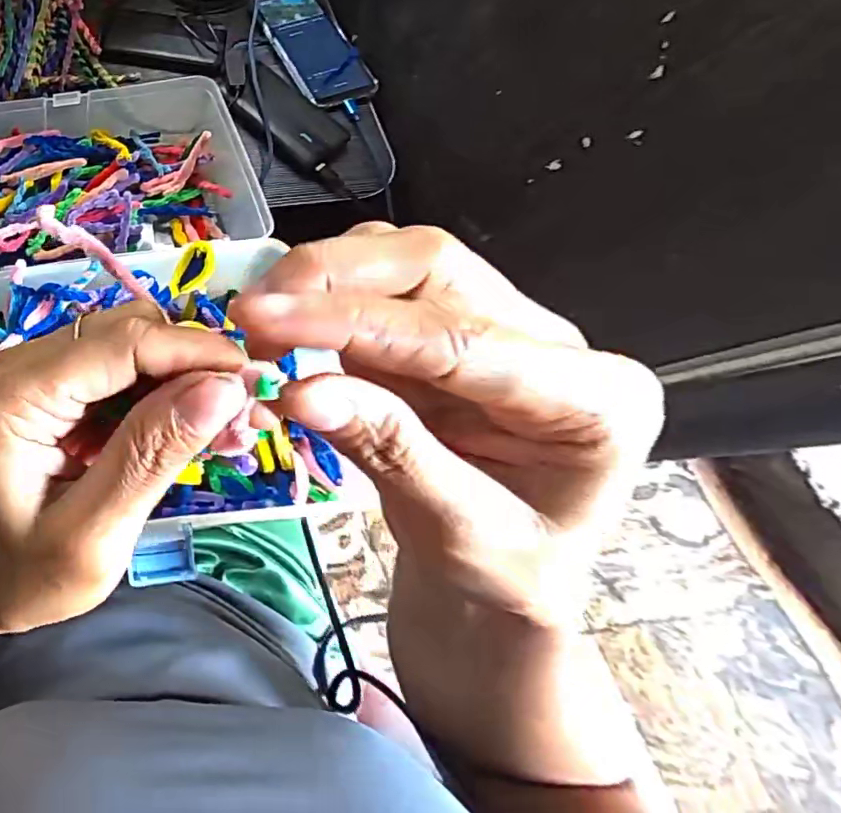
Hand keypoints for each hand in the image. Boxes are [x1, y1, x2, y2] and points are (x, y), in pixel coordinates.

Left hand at [0, 302, 257, 635]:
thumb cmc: (26, 575)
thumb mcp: (92, 535)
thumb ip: (152, 455)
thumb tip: (223, 389)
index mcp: (18, 394)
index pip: (122, 343)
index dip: (195, 352)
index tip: (257, 384)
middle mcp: (24, 364)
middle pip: (129, 331)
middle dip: (195, 365)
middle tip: (245, 418)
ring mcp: (40, 369)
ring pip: (134, 342)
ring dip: (186, 377)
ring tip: (229, 429)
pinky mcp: (59, 384)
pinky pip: (125, 367)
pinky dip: (167, 391)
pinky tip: (197, 429)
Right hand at [230, 223, 663, 626]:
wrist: (494, 581)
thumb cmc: (500, 574)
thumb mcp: (458, 535)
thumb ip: (389, 453)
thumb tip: (300, 392)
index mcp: (589, 397)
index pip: (455, 336)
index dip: (351, 325)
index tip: (265, 322)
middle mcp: (540, 339)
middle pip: (426, 264)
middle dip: (326, 278)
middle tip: (251, 313)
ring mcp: (481, 322)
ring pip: (390, 258)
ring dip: (313, 282)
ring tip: (259, 329)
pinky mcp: (427, 323)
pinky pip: (363, 285)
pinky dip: (310, 299)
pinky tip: (279, 332)